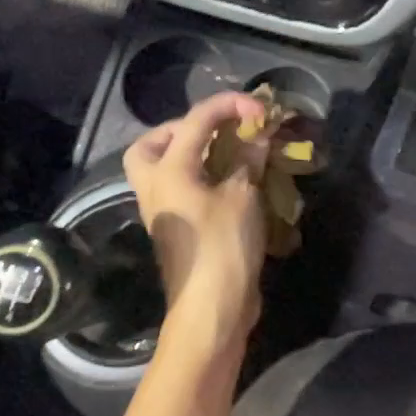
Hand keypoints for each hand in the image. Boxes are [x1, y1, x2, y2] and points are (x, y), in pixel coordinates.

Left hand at [122, 92, 270, 349]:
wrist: (210, 310)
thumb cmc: (223, 247)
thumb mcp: (243, 195)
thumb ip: (248, 157)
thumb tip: (258, 132)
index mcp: (168, 171)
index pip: (196, 119)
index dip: (231, 105)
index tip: (263, 111)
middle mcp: (156, 186)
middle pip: (151, 144)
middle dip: (185, 128)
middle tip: (219, 130)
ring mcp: (164, 210)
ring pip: (162, 168)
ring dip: (192, 152)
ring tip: (230, 152)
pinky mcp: (179, 229)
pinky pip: (181, 188)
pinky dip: (202, 175)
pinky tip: (233, 180)